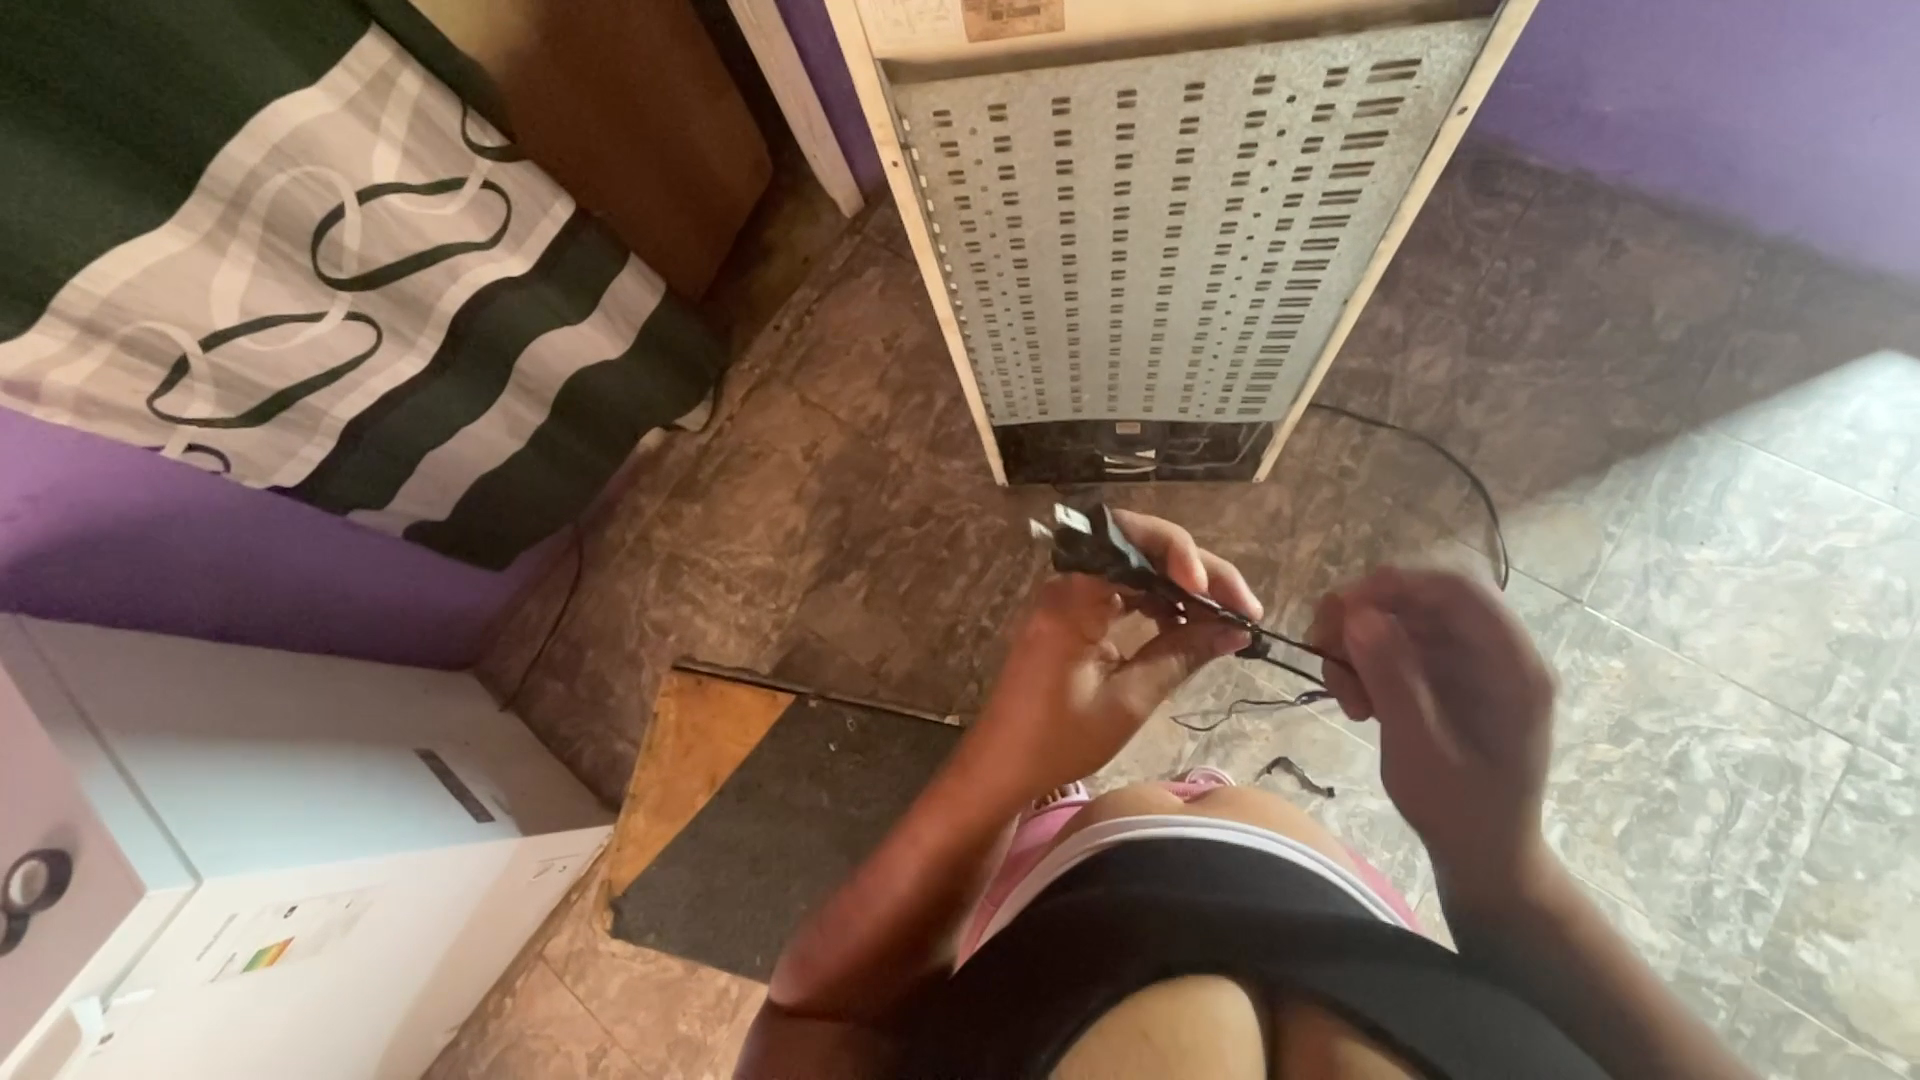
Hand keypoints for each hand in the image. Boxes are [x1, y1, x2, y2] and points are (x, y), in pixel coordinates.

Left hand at [969, 510, 1260, 798]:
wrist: (1002, 764)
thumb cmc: (1058, 740)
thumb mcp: (1129, 701)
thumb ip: (1182, 655)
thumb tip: (1235, 630)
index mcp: (1072, 597)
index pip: (1133, 540)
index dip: (1184, 556)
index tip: (1218, 594)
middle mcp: (1068, 583)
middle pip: (1140, 547)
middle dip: (1196, 571)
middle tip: (1243, 607)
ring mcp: (1068, 596)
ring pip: (1136, 567)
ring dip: (1181, 586)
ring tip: (1225, 617)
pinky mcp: (1072, 614)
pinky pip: (1121, 589)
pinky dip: (1158, 600)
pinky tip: (1188, 624)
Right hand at [1310, 568, 1556, 899]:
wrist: (1482, 853)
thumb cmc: (1461, 810)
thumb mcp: (1420, 750)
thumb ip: (1394, 680)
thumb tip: (1358, 615)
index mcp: (1513, 667)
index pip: (1459, 590)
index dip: (1396, 585)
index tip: (1339, 611)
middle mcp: (1494, 653)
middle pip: (1421, 597)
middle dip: (1364, 616)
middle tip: (1323, 650)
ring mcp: (1468, 663)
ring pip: (1399, 618)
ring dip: (1356, 644)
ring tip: (1343, 695)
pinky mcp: (1444, 675)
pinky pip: (1393, 644)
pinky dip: (1362, 663)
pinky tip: (1355, 701)